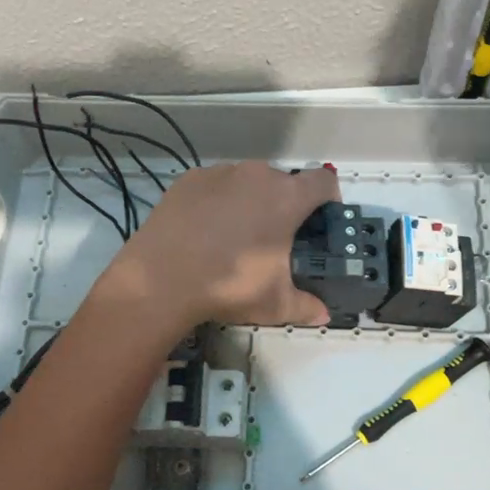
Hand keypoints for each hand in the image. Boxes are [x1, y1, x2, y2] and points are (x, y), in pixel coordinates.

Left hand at [93, 162, 339, 332]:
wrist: (161, 279)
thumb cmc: (230, 285)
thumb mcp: (275, 303)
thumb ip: (305, 306)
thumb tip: (323, 316)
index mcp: (287, 198)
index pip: (323, 182)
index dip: (328, 199)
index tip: (321, 220)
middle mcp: (257, 175)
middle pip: (284, 182)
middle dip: (286, 205)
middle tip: (275, 238)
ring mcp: (220, 173)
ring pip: (248, 181)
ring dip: (251, 201)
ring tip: (236, 235)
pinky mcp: (189, 179)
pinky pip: (215, 185)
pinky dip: (218, 201)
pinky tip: (205, 230)